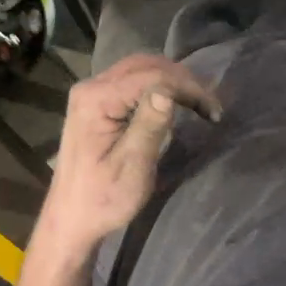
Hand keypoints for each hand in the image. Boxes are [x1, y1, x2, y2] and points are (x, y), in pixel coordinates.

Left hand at [35, 54, 221, 256]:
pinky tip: (175, 103)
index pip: (151, 76)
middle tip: (210, 105)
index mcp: (96, 100)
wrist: (72, 219)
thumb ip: (148, 126)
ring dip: (172, 81)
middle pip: (145, 65)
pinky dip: (158, 87)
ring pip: (139, 70)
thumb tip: (168, 92)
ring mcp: (91, 94)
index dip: (187, 87)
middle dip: (182, 80)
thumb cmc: (102, 200)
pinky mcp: (96, 104)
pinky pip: (132, 83)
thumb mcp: (131, 167)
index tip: (213, 111)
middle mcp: (90, 87)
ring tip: (199, 103)